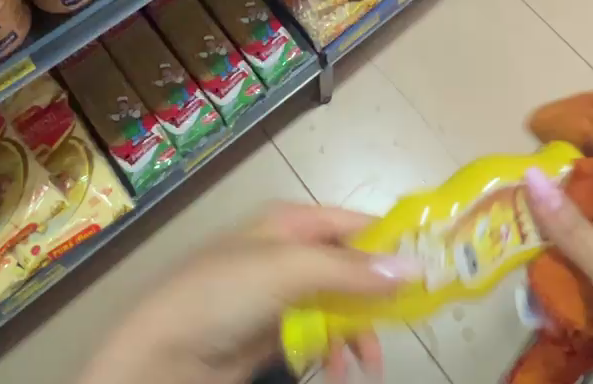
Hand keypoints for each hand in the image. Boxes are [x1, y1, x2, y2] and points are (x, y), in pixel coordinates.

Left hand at [77, 203, 418, 383]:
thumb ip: (352, 272)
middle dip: (378, 298)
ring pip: (339, 307)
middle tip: (409, 327)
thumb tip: (417, 267)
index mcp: (290, 223)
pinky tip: (337, 372)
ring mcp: (280, 295)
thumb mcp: (289, 272)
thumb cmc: (223, 294)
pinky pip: (318, 336)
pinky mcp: (272, 333)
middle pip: (351, 269)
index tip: (432, 269)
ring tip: (368, 365)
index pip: (354, 224)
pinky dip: (334, 353)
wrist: (160, 356)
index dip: (391, 243)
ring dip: (359, 333)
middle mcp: (289, 252)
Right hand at [523, 169, 592, 383]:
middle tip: (501, 197)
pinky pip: (567, 281)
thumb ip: (575, 230)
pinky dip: (547, 282)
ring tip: (503, 238)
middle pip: (580, 210)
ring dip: (542, 248)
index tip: (527, 152)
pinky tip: (524, 283)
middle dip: (545, 207)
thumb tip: (531, 172)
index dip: (570, 160)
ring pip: (568, 246)